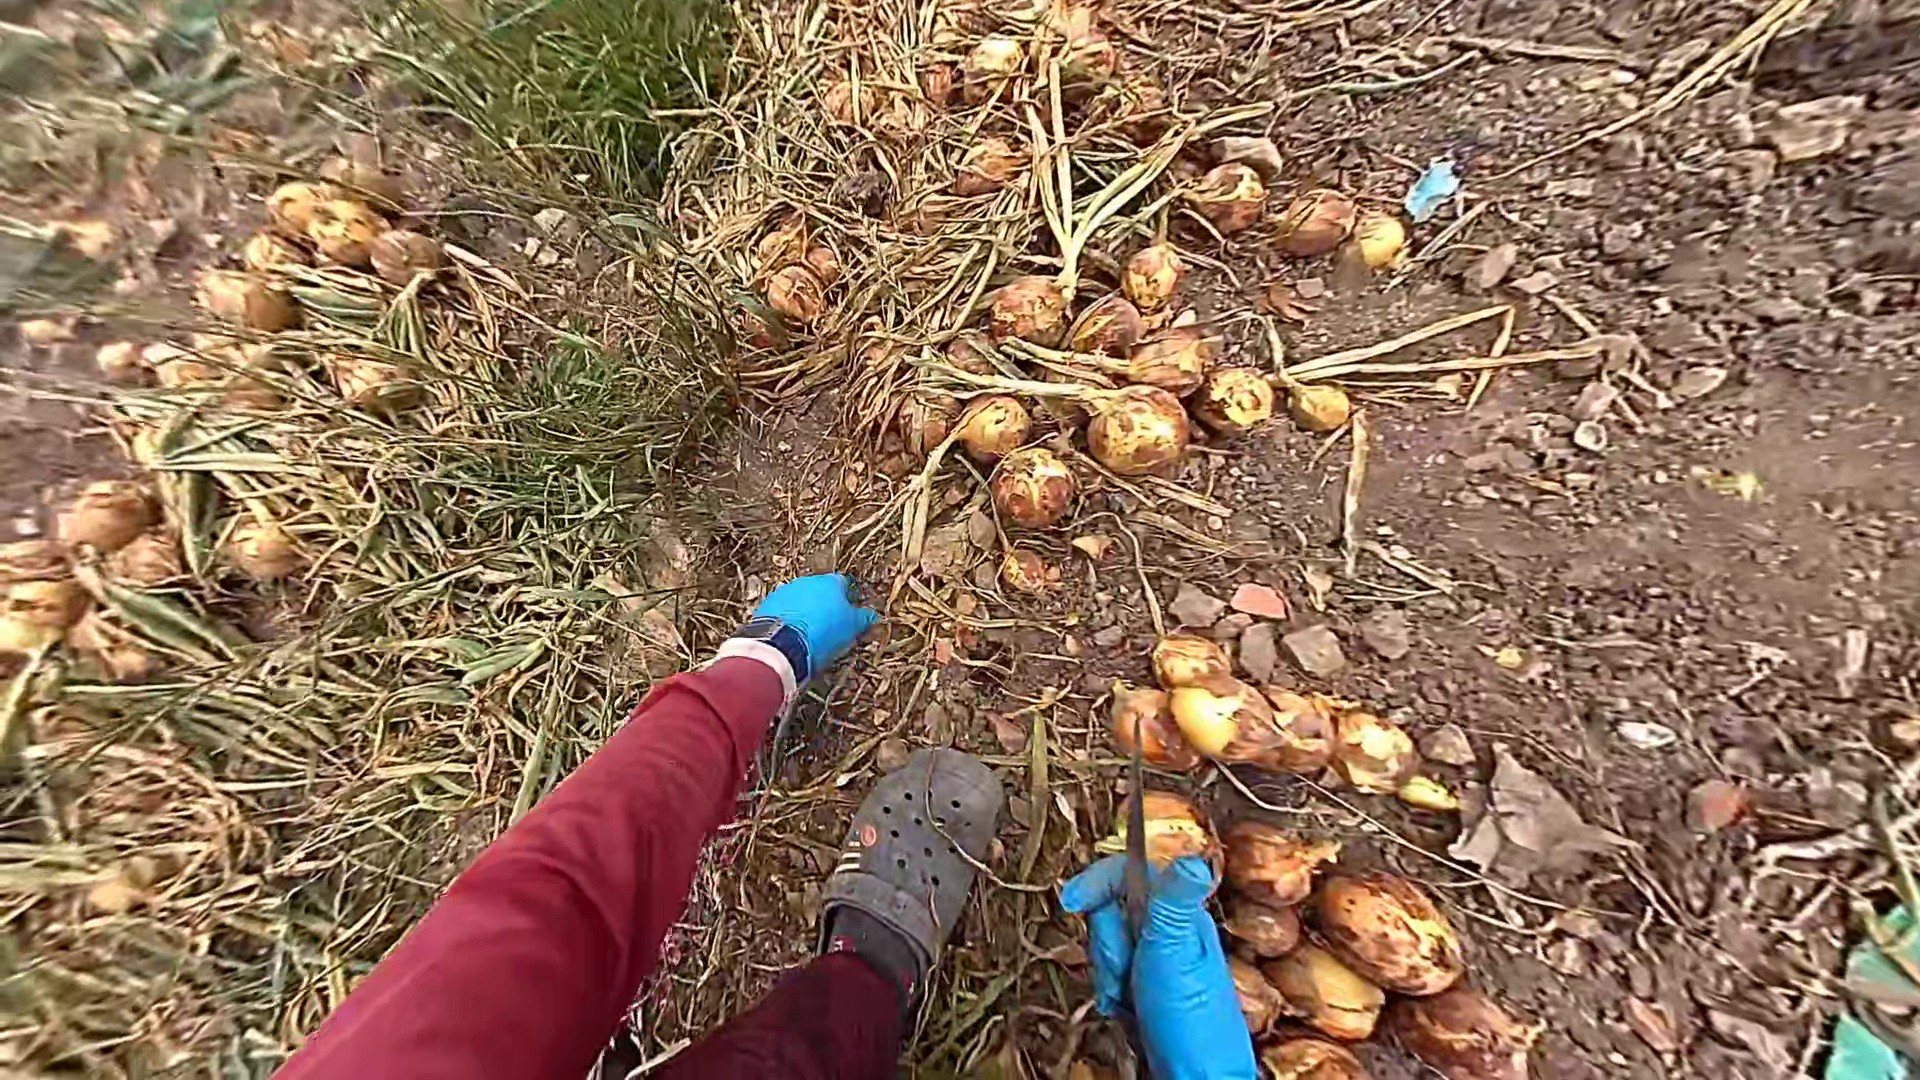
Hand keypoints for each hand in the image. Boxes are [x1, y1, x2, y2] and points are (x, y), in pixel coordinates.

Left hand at [752, 574, 878, 679]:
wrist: (781, 646)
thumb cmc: (822, 634)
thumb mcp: (851, 628)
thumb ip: (863, 618)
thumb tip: (871, 615)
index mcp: (830, 582)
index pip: (844, 584)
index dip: (849, 599)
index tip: (850, 614)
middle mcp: (807, 582)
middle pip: (821, 591)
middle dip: (827, 606)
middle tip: (832, 627)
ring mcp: (785, 593)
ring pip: (801, 601)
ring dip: (806, 613)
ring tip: (811, 636)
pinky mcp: (767, 606)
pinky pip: (783, 612)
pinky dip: (789, 621)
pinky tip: (793, 637)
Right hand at [1061, 856, 1256, 1079]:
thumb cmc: (1189, 1018)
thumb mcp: (1177, 953)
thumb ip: (1176, 900)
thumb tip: (1194, 857)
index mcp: (1177, 908)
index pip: (1126, 870)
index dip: (1095, 880)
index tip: (1071, 901)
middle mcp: (1164, 924)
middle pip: (1108, 904)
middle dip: (1105, 940)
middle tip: (1121, 972)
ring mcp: (1151, 952)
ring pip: (1104, 936)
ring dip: (1105, 967)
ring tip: (1124, 995)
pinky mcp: (1140, 978)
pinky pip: (1106, 966)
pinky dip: (1107, 985)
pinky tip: (1121, 1004)